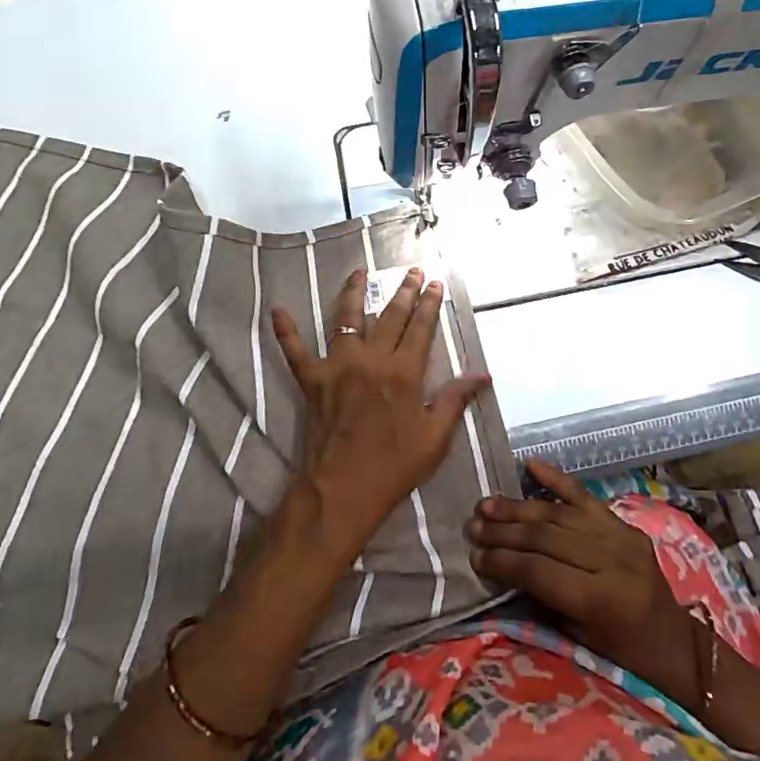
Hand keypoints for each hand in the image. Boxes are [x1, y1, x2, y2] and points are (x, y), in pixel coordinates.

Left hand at [273, 268, 490, 549]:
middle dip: (403, 291)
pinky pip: (295, 350)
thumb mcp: (434, 437)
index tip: (435, 283)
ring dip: (353, 293)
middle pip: (389, 317)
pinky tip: (277, 309)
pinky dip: (286, 330)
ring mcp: (337, 367)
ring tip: (359, 273)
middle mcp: (370, 360)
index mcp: (403, 373)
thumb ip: (454, 400)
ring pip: (346, 320)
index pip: (420, 328)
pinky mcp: (312, 380)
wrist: (343, 489)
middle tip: (411, 271)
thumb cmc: (394, 467)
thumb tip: (482, 375)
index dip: (429, 304)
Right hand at [469, 459, 697, 683]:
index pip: (540, 570)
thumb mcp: (577, 637)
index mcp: (602, 598)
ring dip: (518, 508)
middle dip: (504, 532)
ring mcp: (621, 537)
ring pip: (558, 514)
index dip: (503, 561)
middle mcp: (613, 560)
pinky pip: (584, 496)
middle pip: (546, 537)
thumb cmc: (621, 654)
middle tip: (472, 527)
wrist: (675, 645)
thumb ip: (540, 597)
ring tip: (486, 505)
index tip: (475, 557)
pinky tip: (530, 464)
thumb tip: (497, 564)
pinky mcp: (624, 524)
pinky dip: (556, 479)